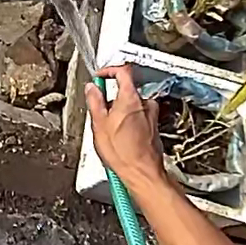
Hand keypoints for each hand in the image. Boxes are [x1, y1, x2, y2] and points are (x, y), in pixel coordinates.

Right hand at [85, 65, 167, 189]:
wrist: (142, 172)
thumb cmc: (123, 153)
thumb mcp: (99, 124)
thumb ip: (95, 101)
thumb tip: (92, 88)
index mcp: (131, 98)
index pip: (123, 71)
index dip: (109, 71)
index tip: (100, 77)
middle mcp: (145, 103)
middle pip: (127, 89)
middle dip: (112, 97)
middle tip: (101, 110)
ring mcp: (151, 115)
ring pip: (132, 104)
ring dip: (120, 110)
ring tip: (110, 128)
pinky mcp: (153, 126)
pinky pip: (138, 116)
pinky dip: (128, 120)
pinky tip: (120, 136)